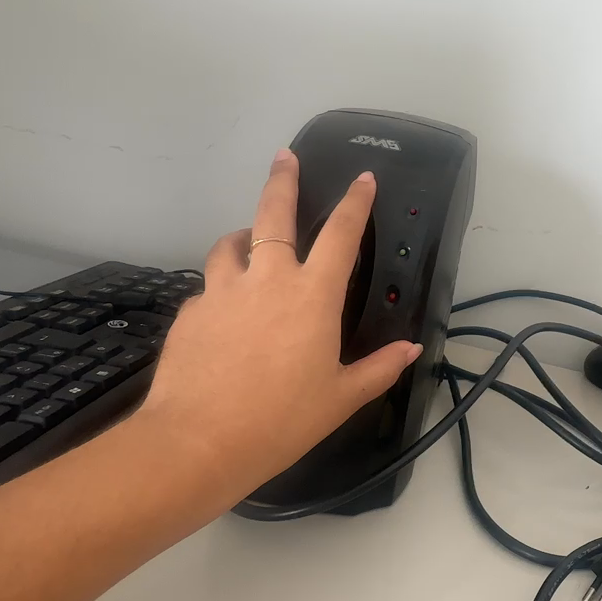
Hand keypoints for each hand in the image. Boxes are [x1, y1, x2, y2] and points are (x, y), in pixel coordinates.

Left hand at [130, 149, 420, 504]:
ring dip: (243, 235)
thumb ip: (379, 368)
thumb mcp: (341, 399)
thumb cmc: (280, 420)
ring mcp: (223, 292)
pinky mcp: (191, 313)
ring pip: (230, 244)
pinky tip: (225, 313)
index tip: (363, 177)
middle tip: (284, 157)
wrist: (196, 443)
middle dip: (282, 180)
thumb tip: (411, 349)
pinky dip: (222, 289)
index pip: (341, 234)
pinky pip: (210, 289)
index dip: (355, 202)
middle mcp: (267, 279)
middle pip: (273, 213)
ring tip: (247, 241)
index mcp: (312, 295)